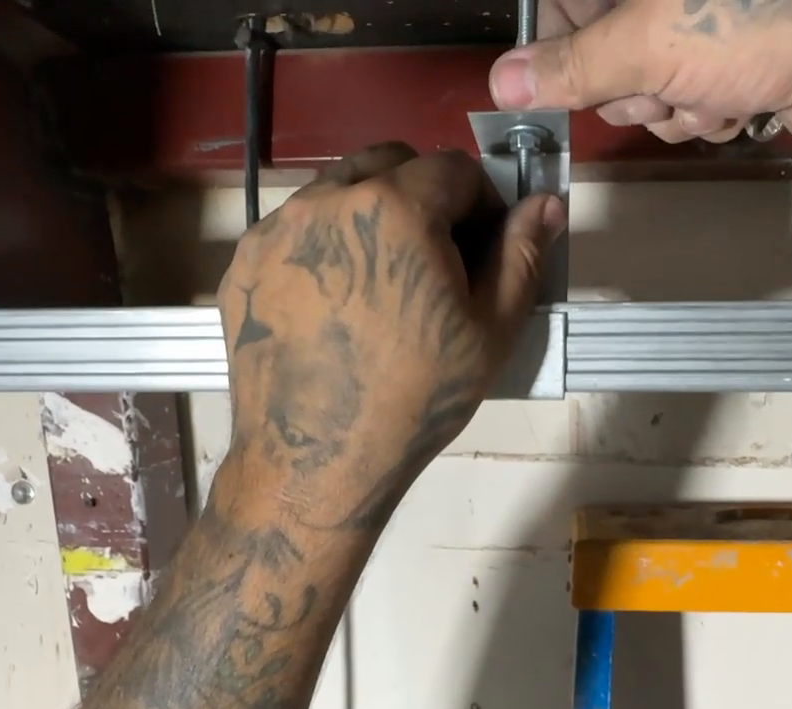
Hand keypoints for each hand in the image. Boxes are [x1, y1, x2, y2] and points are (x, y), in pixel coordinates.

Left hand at [217, 143, 565, 528]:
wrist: (318, 461)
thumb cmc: (418, 400)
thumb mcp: (490, 334)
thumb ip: (521, 257)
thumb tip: (548, 204)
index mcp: (395, 207)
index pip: (454, 169)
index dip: (482, 205)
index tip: (484, 250)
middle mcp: (326, 199)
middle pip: (390, 164)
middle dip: (424, 198)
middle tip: (436, 263)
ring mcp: (275, 229)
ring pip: (337, 192)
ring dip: (372, 216)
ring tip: (383, 287)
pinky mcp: (244, 263)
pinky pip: (296, 231)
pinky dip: (326, 248)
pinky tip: (336, 308)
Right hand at [490, 0, 791, 143]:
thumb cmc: (763, 10)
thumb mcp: (648, 40)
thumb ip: (573, 66)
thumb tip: (504, 80)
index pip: (563, 8)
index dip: (562, 49)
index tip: (569, 78)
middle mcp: (667, 0)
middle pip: (605, 59)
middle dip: (635, 87)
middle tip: (669, 78)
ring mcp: (702, 29)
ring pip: (650, 94)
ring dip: (677, 108)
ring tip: (717, 85)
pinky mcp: (733, 67)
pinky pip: (692, 110)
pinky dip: (712, 117)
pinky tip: (743, 97)